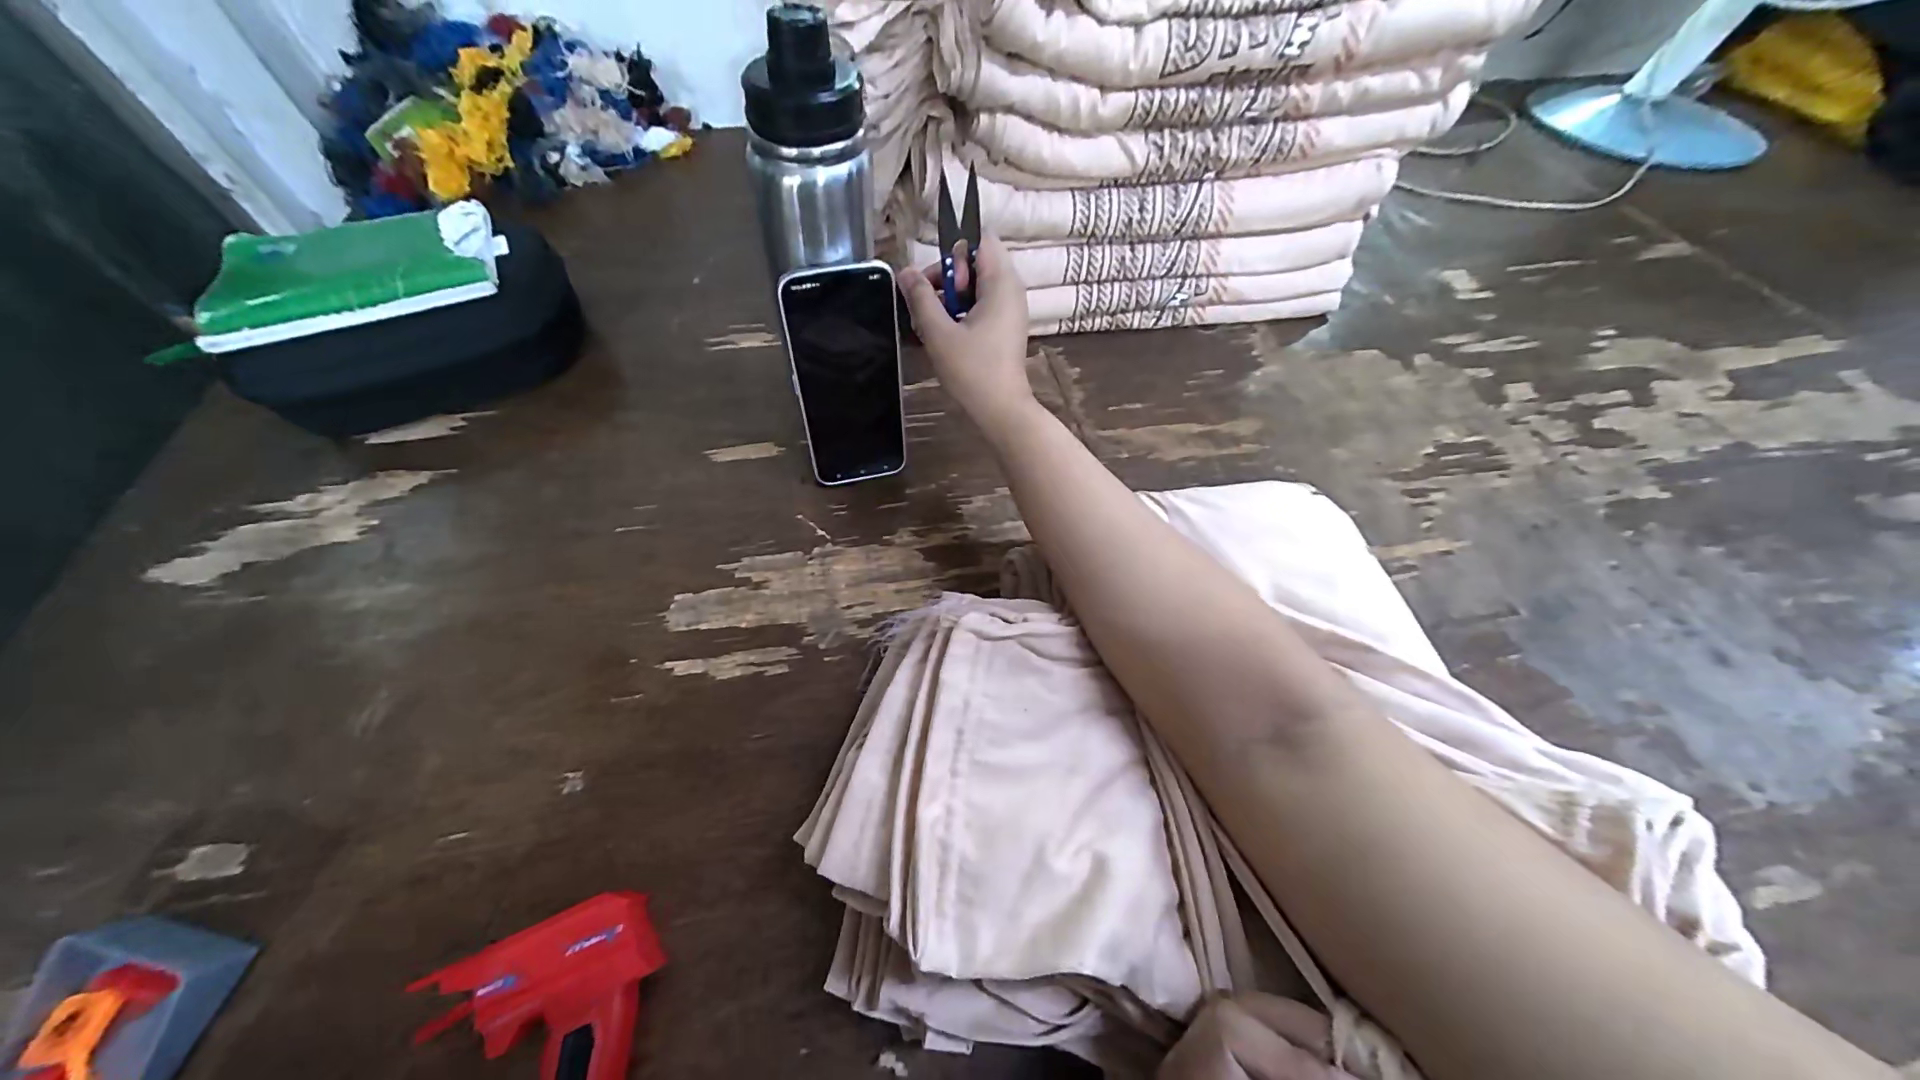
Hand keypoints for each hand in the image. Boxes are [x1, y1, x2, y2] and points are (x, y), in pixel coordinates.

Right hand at [896, 235, 1034, 432]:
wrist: (1001, 410)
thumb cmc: (972, 371)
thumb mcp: (938, 333)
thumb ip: (920, 298)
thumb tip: (905, 272)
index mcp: (1001, 283)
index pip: (981, 239)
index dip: (955, 252)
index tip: (941, 282)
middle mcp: (1011, 290)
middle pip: (977, 261)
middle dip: (949, 278)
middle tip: (933, 306)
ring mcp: (1010, 310)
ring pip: (977, 286)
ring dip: (951, 297)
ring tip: (934, 323)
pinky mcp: (1005, 328)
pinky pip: (982, 305)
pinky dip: (962, 312)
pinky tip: (946, 335)